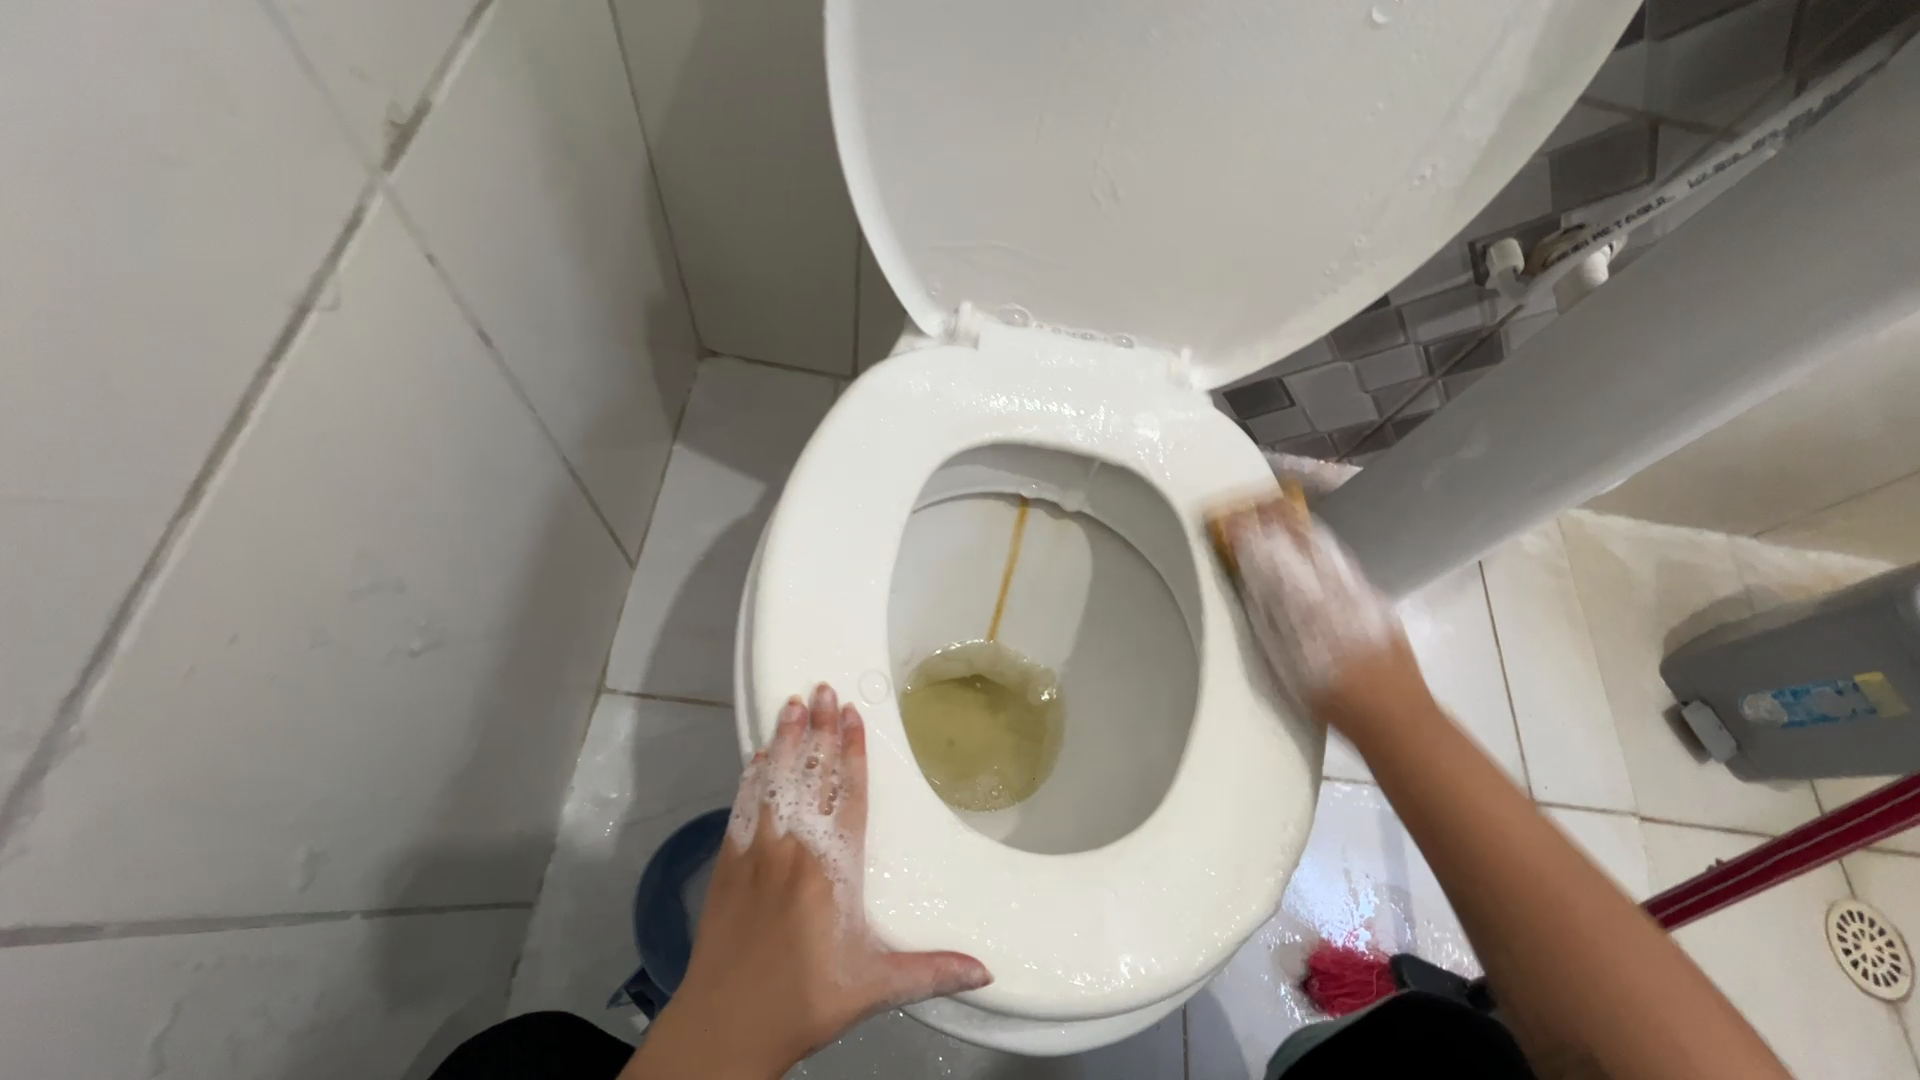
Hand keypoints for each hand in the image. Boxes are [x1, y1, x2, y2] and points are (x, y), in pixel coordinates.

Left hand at [623, 685, 991, 1078]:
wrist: (724, 1026)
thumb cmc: (803, 1001)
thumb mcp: (873, 987)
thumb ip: (930, 970)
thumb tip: (984, 971)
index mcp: (833, 869)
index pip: (848, 795)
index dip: (852, 752)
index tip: (851, 715)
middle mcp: (795, 850)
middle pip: (811, 777)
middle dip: (819, 730)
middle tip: (821, 689)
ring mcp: (757, 853)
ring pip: (775, 783)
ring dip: (786, 741)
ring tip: (792, 704)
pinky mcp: (727, 865)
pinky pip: (742, 808)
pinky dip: (751, 779)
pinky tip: (757, 756)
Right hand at [1212, 497, 1425, 737]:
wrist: (1396, 715)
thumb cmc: (1330, 699)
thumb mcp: (1285, 664)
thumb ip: (1269, 622)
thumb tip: (1252, 587)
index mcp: (1303, 608)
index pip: (1270, 560)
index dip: (1248, 538)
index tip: (1229, 521)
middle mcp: (1331, 591)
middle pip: (1299, 545)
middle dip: (1274, 522)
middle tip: (1252, 504)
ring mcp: (1357, 592)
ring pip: (1323, 548)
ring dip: (1298, 527)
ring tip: (1278, 509)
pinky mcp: (1374, 599)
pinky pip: (1342, 561)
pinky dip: (1322, 544)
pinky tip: (1314, 540)